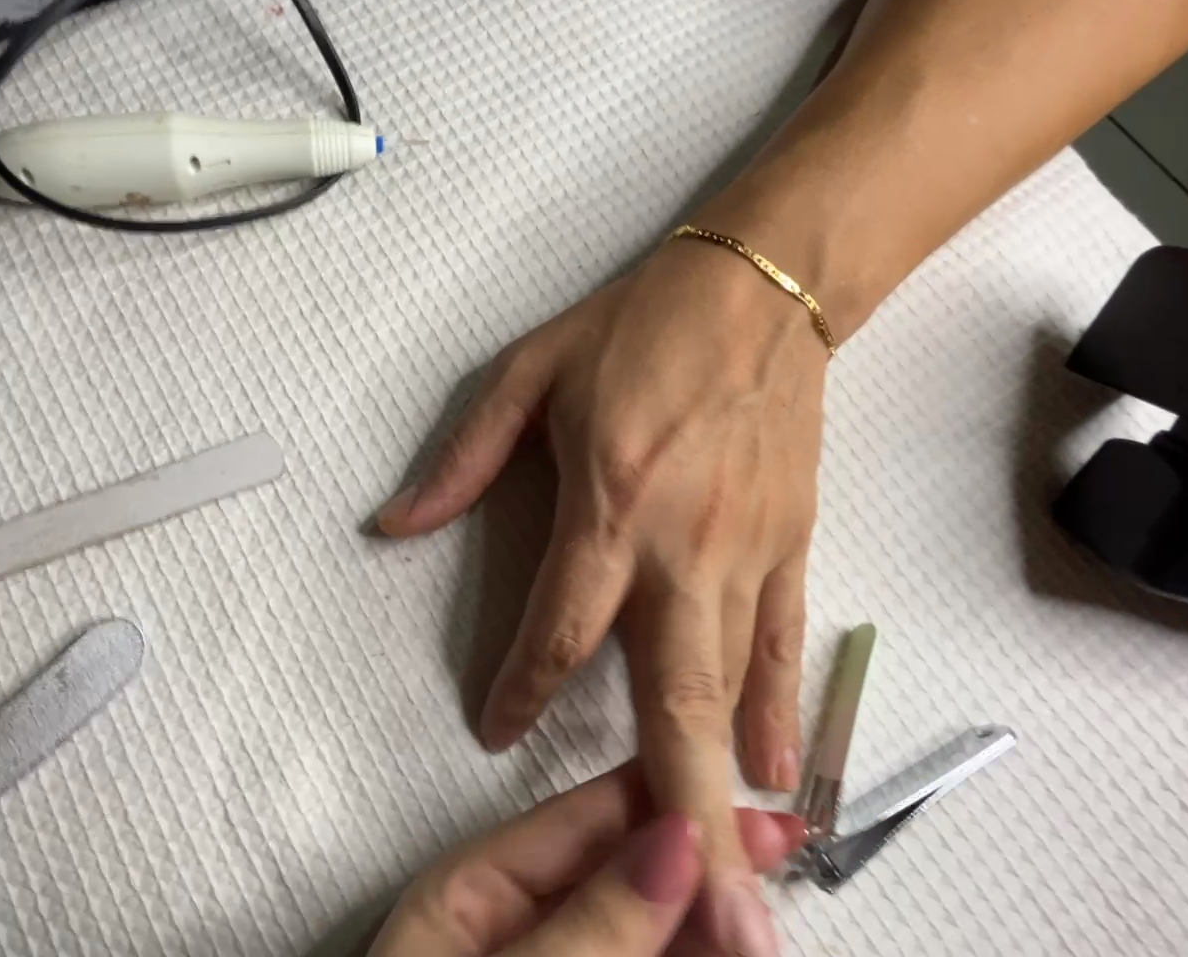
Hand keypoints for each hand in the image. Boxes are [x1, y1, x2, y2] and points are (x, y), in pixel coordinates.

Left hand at [367, 764, 806, 955]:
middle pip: (627, 874)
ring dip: (708, 930)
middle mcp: (524, 924)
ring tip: (764, 927)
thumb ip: (595, 923)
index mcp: (479, 888)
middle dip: (699, 869)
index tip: (746, 802)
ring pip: (649, 935)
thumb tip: (679, 835)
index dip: (663, 800)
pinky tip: (737, 951)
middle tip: (782, 849)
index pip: (584, 820)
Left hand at [379, 237, 828, 954]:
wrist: (757, 291)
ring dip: (727, 780)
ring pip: (732, 684)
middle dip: (672, 803)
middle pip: (670, 691)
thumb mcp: (528, 374)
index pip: (559, 628)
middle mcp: (683, 544)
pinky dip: (779, 710)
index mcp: (609, 501)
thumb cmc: (635, 328)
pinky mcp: (793, 541)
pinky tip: (772, 771)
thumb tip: (393, 523)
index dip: (521, 691)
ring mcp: (747, 550)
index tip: (494, 734)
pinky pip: (784, 641)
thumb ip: (462, 459)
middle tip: (687, 902)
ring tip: (739, 871)